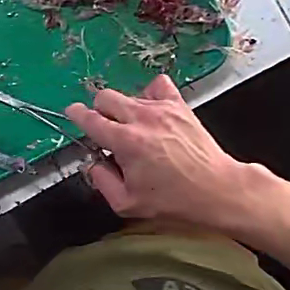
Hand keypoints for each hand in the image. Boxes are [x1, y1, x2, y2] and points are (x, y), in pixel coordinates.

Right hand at [64, 75, 265, 232]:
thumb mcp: (127, 204)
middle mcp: (142, 119)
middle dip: (100, 111)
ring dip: (125, 109)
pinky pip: (159, 86)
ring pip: (129, 94)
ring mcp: (162, 109)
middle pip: (105, 98)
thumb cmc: (175, 200)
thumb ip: (102, 181)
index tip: (73, 113)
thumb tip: (94, 165)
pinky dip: (151, 94)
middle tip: (107, 130)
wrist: (216, 190)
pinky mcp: (180, 106)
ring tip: (135, 129)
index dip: (77, 114)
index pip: (90, 119)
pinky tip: (153, 111)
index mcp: (125, 142)